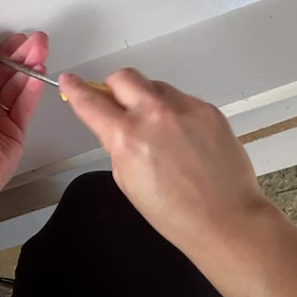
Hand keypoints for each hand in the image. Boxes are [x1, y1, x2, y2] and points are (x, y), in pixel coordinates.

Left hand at [0, 32, 49, 192]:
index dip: (1, 52)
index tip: (16, 40)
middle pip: (4, 75)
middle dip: (21, 57)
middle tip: (36, 42)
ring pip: (17, 88)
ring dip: (29, 69)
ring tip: (42, 52)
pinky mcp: (15, 130)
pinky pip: (25, 105)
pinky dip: (32, 89)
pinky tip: (40, 75)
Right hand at [60, 68, 267, 255]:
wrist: (226, 219)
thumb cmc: (175, 212)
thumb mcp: (127, 179)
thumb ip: (116, 143)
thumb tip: (114, 123)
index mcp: (127, 137)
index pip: (91, 101)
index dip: (76, 88)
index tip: (69, 80)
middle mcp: (154, 114)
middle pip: (123, 77)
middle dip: (114, 88)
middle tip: (119, 105)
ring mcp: (185, 108)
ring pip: (154, 85)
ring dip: (147, 99)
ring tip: (159, 129)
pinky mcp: (208, 109)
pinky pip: (181, 99)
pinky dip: (175, 111)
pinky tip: (183, 138)